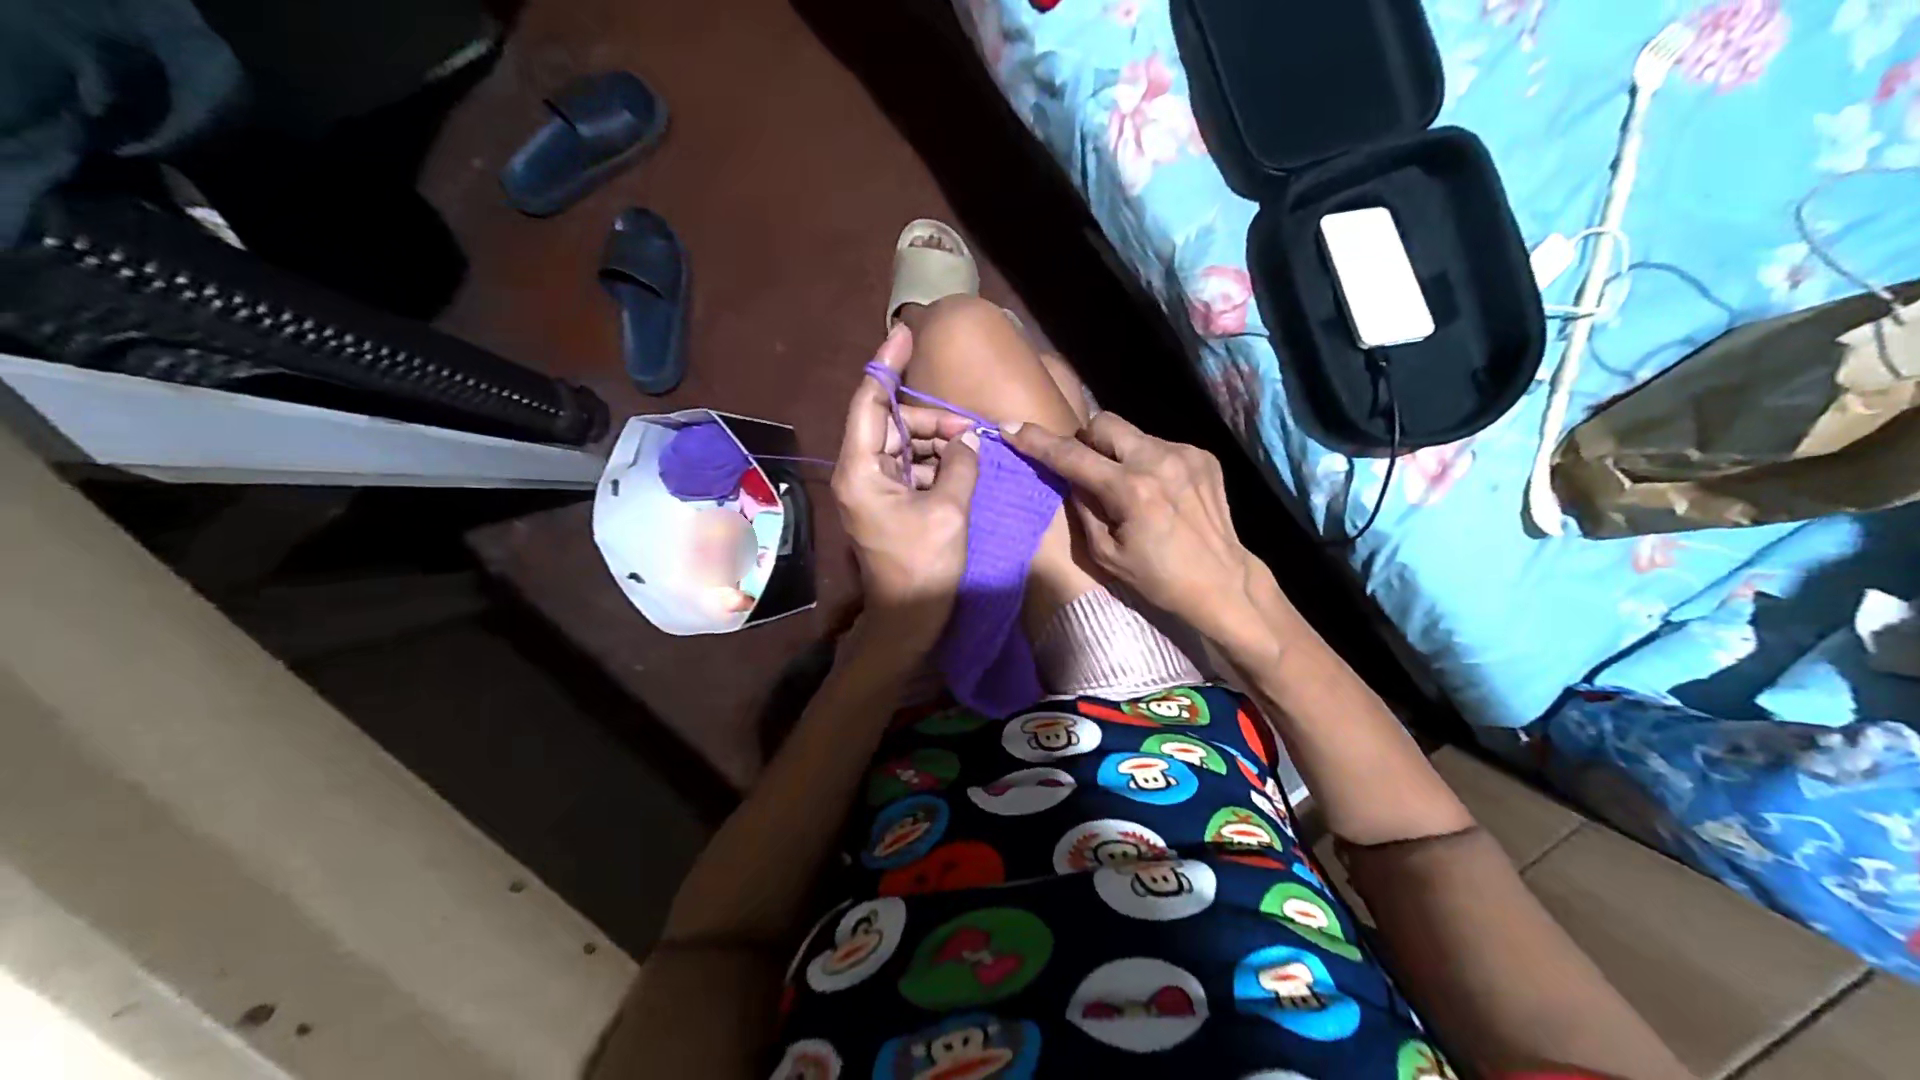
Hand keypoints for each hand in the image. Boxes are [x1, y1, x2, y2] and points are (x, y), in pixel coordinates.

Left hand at [832, 325, 980, 658]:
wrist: (907, 620)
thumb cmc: (923, 568)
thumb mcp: (949, 511)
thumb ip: (960, 465)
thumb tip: (969, 440)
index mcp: (861, 471)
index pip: (869, 402)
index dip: (886, 366)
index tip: (905, 333)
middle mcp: (860, 473)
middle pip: (892, 423)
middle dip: (931, 419)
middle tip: (971, 430)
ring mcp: (872, 489)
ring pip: (904, 445)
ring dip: (937, 441)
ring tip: (971, 449)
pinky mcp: (887, 503)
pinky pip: (910, 467)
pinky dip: (935, 462)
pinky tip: (961, 466)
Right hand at [1003, 413, 1266, 650]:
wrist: (1223, 582)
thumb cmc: (1158, 578)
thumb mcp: (1105, 554)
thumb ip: (1083, 508)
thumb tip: (1072, 478)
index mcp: (1132, 490)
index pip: (1073, 456)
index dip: (1038, 441)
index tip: (1012, 428)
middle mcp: (1159, 460)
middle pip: (1104, 423)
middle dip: (1086, 441)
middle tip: (1087, 470)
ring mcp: (1185, 454)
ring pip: (1132, 433)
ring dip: (1118, 452)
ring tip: (1129, 487)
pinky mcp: (1203, 456)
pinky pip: (1158, 445)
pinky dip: (1146, 461)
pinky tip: (1157, 491)